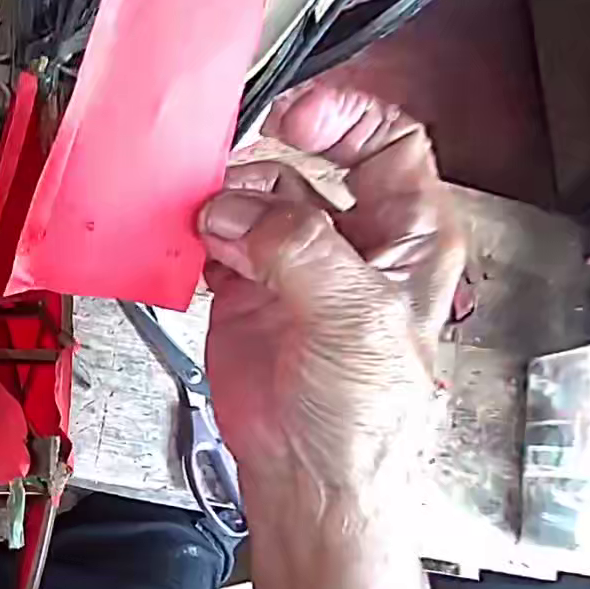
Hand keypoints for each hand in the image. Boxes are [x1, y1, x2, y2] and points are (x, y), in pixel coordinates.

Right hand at [199, 85, 464, 514]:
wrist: (306, 470)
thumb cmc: (360, 410)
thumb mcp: (351, 318)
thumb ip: (297, 253)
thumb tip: (234, 211)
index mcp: (399, 237)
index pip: (382, 147)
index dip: (343, 121)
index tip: (294, 118)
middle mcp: (341, 248)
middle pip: (298, 177)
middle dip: (259, 178)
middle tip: (223, 196)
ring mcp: (286, 274)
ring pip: (247, 213)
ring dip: (221, 213)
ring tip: (202, 231)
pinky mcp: (241, 302)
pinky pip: (214, 254)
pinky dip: (197, 248)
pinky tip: (190, 255)